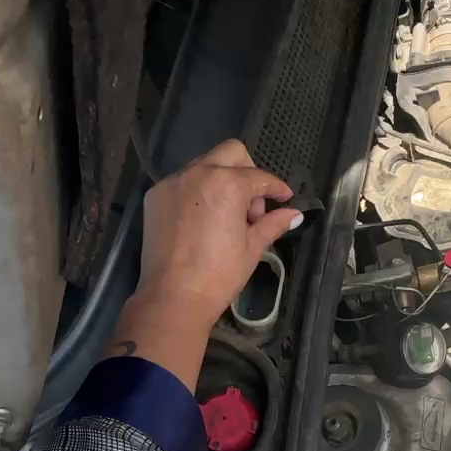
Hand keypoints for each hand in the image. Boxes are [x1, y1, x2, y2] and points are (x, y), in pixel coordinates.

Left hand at [108, 140, 301, 387]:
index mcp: (227, 183)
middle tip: (252, 207)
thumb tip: (294, 214)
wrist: (174, 297)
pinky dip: (198, 194)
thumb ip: (273, 224)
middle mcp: (198, 172)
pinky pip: (183, 183)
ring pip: (205, 165)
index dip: (277, 189)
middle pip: (231, 153)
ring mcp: (173, 182)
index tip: (285, 199)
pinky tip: (203, 222)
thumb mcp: (252, 248)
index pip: (259, 177)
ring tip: (227, 217)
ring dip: (222, 181)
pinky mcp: (155, 196)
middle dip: (248, 173)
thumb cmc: (220, 275)